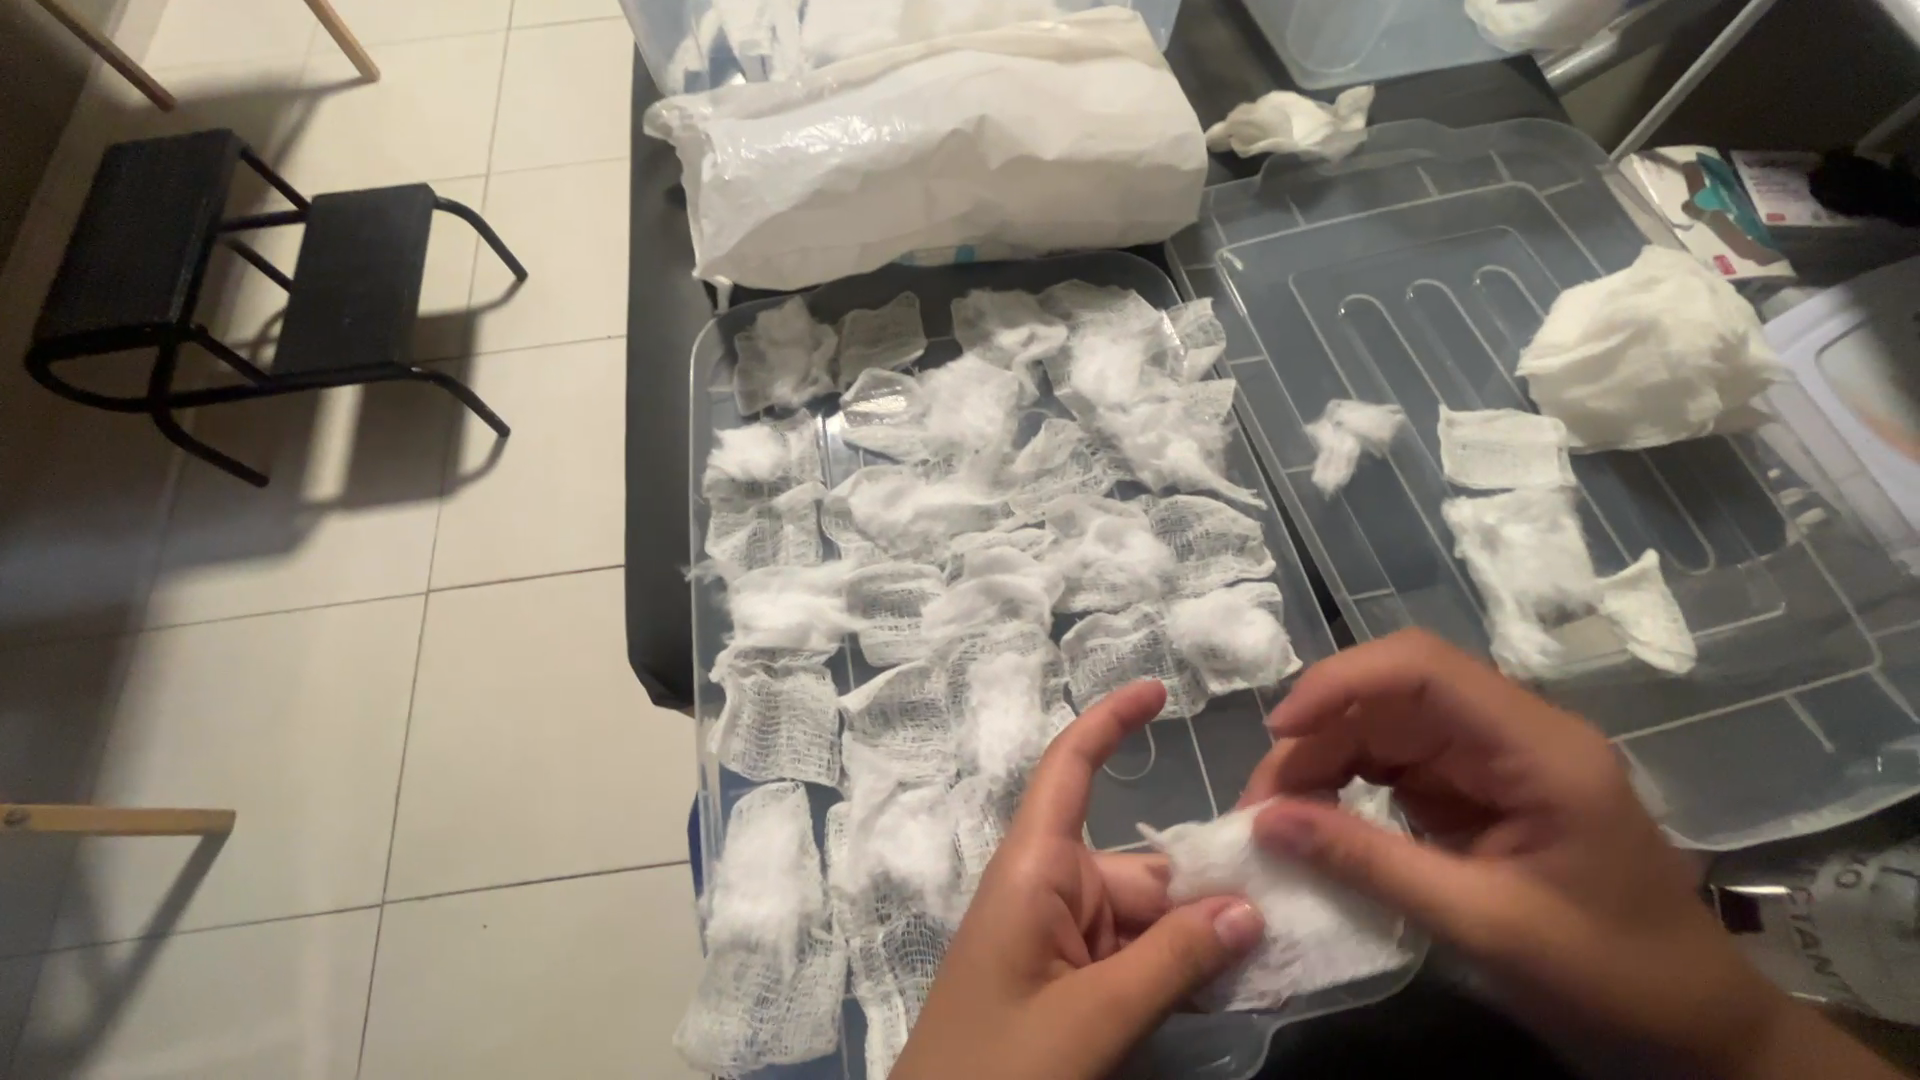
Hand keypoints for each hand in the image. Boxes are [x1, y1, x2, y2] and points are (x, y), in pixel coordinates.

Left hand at [891, 680, 1265, 1079]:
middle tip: (1291, 914)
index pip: (1068, 770)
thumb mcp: (1092, 1019)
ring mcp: (1059, 935)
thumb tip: (1247, 908)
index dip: (1108, 723)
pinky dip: (1179, 967)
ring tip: (1274, 957)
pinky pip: (1136, 955)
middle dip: (1206, 887)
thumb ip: (1171, 963)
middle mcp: (1048, 886)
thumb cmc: (998, 1067)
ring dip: (1201, 937)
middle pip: (1141, 865)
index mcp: (1034, 869)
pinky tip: (1232, 985)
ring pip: (1147, 915)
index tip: (1158, 691)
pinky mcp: (1069, 977)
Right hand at [1238, 629, 1897, 1079]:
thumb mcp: (1483, 924)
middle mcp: (1509, 732)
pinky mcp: (1469, 784)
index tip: (1280, 731)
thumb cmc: (1609, 975)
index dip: (1341, 681)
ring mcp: (1488, 757)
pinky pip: (1387, 760)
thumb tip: (1266, 821)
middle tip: (1263, 799)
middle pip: (1388, 693)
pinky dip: (1341, 783)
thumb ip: (1369, 864)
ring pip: (1378, 723)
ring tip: (1277, 813)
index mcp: (1538, 748)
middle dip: (1316, 735)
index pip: (1424, 667)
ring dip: (1320, 759)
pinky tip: (1314, 818)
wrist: (1690, 1029)